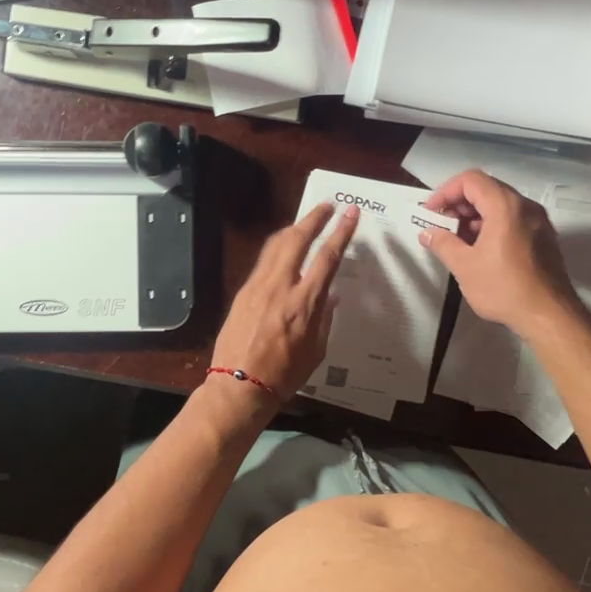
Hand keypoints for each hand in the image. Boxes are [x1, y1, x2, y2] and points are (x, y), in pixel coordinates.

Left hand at [211, 203, 359, 398]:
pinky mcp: (243, 292)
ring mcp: (258, 287)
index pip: (327, 258)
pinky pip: (264, 261)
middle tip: (328, 205)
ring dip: (294, 228)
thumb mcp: (316, 350)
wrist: (239, 386)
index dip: (341, 232)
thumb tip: (330, 295)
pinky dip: (278, 248)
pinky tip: (284, 250)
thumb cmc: (285, 375)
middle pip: (298, 239)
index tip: (350, 214)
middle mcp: (281, 287)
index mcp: (305, 303)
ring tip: (306, 222)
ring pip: (277, 245)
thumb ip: (325, 319)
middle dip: (314, 218)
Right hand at [419, 169, 578, 338]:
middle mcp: (525, 206)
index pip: (471, 180)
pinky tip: (481, 250)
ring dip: (476, 216)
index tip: (432, 212)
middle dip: (459, 204)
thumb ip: (442, 243)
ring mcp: (538, 221)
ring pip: (501, 205)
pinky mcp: (544, 237)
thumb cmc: (504, 288)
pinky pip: (514, 220)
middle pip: (487, 189)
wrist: (549, 315)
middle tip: (442, 225)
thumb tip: (427, 233)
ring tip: (458, 240)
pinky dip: (493, 225)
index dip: (446, 191)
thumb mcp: (464, 266)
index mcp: (505, 206)